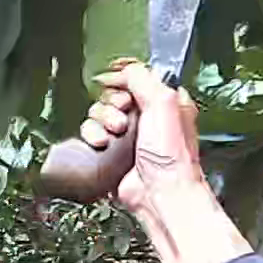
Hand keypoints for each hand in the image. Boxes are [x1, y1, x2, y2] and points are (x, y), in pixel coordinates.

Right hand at [78, 59, 207, 215]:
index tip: (122, 91)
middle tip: (123, 117)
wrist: (159, 193)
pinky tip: (102, 144)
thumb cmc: (172, 157)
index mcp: (164, 102)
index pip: (135, 78)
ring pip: (97, 114)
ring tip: (115, 134)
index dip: (123, 81)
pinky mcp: (110, 153)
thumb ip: (142, 78)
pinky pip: (90, 134)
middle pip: (111, 95)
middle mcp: (145, 118)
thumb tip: (120, 70)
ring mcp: (127, 136)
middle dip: (112, 105)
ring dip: (101, 122)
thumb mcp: (164, 103)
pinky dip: (91, 136)